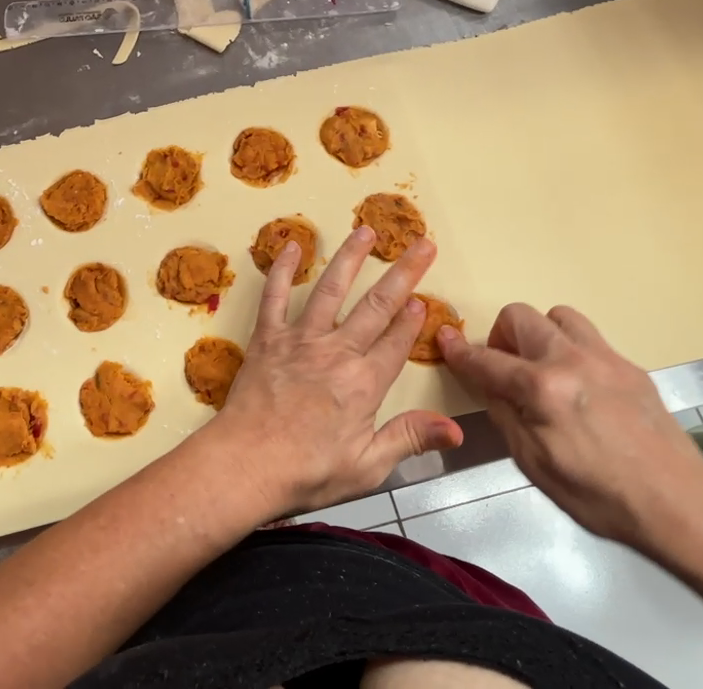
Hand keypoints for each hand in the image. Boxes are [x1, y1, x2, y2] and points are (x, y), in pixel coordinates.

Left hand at [202, 227, 463, 517]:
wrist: (246, 463)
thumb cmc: (307, 471)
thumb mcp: (368, 466)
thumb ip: (410, 439)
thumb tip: (456, 430)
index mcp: (364, 383)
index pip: (397, 343)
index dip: (413, 321)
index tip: (425, 299)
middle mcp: (336, 352)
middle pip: (376, 306)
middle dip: (403, 273)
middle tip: (423, 244)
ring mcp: (300, 339)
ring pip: (330, 289)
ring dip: (350, 257)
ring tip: (366, 230)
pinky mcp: (267, 337)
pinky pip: (275, 296)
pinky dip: (283, 270)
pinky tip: (291, 246)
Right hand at [436, 303, 702, 548]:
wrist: (681, 505)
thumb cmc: (599, 496)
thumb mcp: (533, 463)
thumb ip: (505, 415)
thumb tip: (487, 385)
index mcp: (541, 388)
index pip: (485, 359)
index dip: (458, 351)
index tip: (444, 340)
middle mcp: (571, 360)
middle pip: (520, 316)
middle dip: (501, 336)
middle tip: (505, 368)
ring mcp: (606, 358)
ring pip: (559, 316)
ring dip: (540, 334)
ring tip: (543, 369)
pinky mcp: (632, 368)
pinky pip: (590, 340)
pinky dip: (572, 352)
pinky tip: (581, 390)